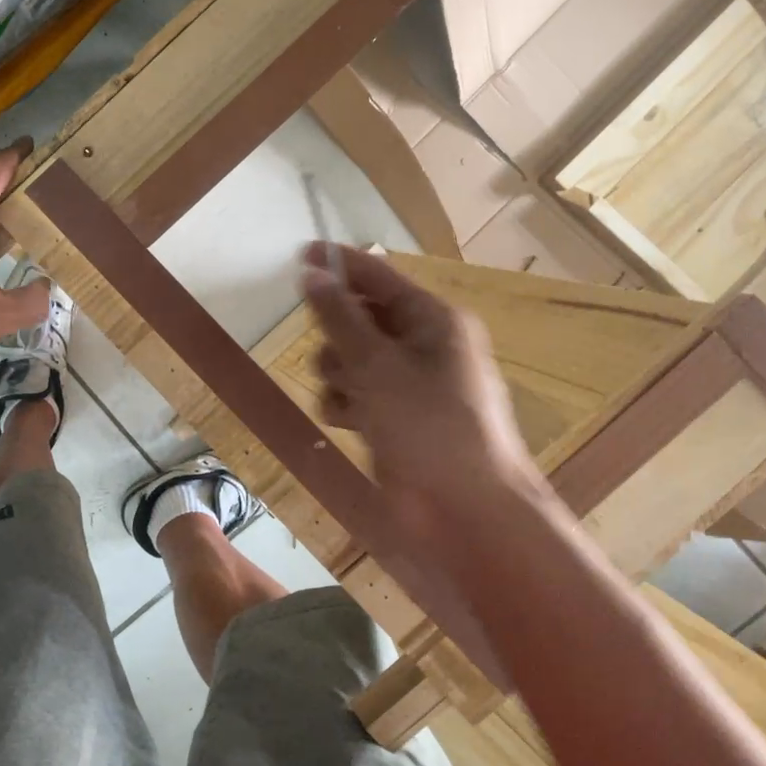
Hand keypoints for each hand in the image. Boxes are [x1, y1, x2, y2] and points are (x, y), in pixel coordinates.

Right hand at [301, 244, 540, 520]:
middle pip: (360, 318)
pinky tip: (347, 421)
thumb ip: (339, 317)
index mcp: (434, 320)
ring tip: (344, 395)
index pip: (379, 276)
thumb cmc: (429, 427)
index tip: (299, 254)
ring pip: (352, 358)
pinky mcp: (397, 417)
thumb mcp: (377, 365)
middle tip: (329, 349)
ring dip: (337, 373)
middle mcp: (424, 345)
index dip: (340, 264)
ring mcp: (411, 384)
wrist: (467, 511)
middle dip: (337, 334)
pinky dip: (345, 403)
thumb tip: (312, 273)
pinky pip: (356, 393)